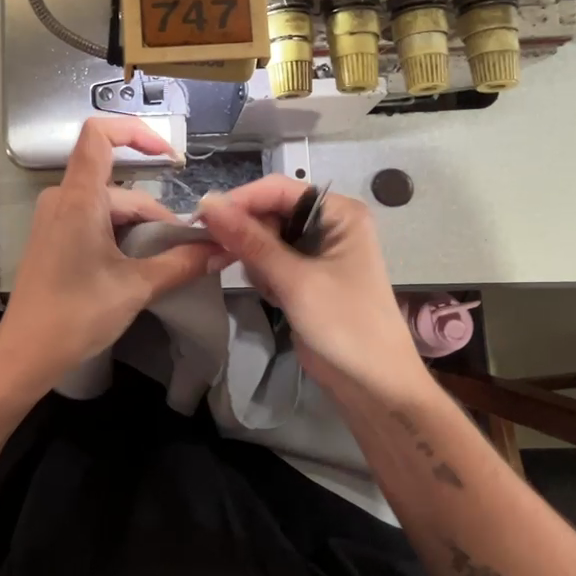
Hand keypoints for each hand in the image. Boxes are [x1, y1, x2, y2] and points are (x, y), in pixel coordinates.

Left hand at [0, 118, 219, 392]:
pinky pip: (92, 220)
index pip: (99, 134)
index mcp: (79, 198)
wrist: (24, 354)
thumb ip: (182, 263)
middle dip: (155, 213)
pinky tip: (136, 267)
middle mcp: (62, 198)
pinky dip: (119, 235)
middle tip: (186, 250)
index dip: (136, 132)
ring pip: (107, 206)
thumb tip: (223, 249)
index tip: (169, 156)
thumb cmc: (77, 315)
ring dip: (139, 228)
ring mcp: (53, 218)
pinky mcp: (51, 238)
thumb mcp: (136, 287)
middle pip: (118, 186)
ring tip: (164, 264)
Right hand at [197, 176, 424, 396]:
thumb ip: (249, 241)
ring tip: (262, 286)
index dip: (239, 201)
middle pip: (268, 210)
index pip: (277, 189)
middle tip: (218, 257)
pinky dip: (260, 274)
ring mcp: (316, 250)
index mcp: (339, 213)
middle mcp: (328, 224)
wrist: (374, 386)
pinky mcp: (304, 275)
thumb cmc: (345, 326)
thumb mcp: (295, 280)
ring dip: (252, 258)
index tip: (201, 221)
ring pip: (263, 236)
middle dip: (244, 234)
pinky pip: (269, 260)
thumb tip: (206, 204)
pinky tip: (271, 296)